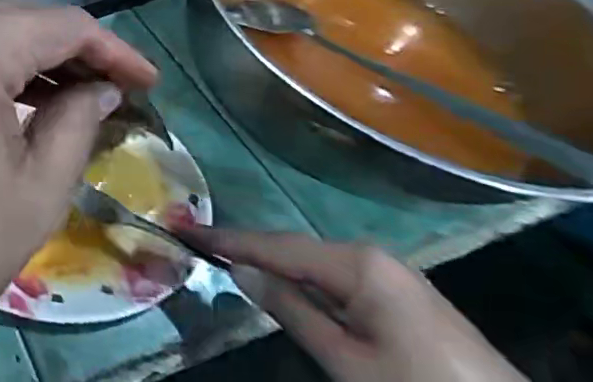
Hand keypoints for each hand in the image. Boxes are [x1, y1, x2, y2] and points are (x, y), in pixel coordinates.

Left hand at [0, 3, 157, 378]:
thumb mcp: (35, 190)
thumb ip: (79, 121)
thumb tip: (102, 88)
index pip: (61, 24)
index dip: (113, 51)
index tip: (149, 84)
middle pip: (25, 18)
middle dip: (78, 52)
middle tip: (122, 92)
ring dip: (41, 58)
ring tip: (87, 96)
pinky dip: (2, 65)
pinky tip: (32, 94)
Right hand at [185, 227, 524, 381]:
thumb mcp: (348, 364)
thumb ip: (292, 312)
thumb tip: (242, 271)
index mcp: (358, 263)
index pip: (278, 246)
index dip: (230, 239)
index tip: (186, 229)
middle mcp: (373, 255)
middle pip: (298, 250)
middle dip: (251, 249)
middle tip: (203, 244)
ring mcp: (394, 274)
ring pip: (320, 265)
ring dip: (279, 266)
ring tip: (232, 262)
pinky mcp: (405, 296)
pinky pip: (343, 280)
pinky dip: (310, 284)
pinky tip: (288, 288)